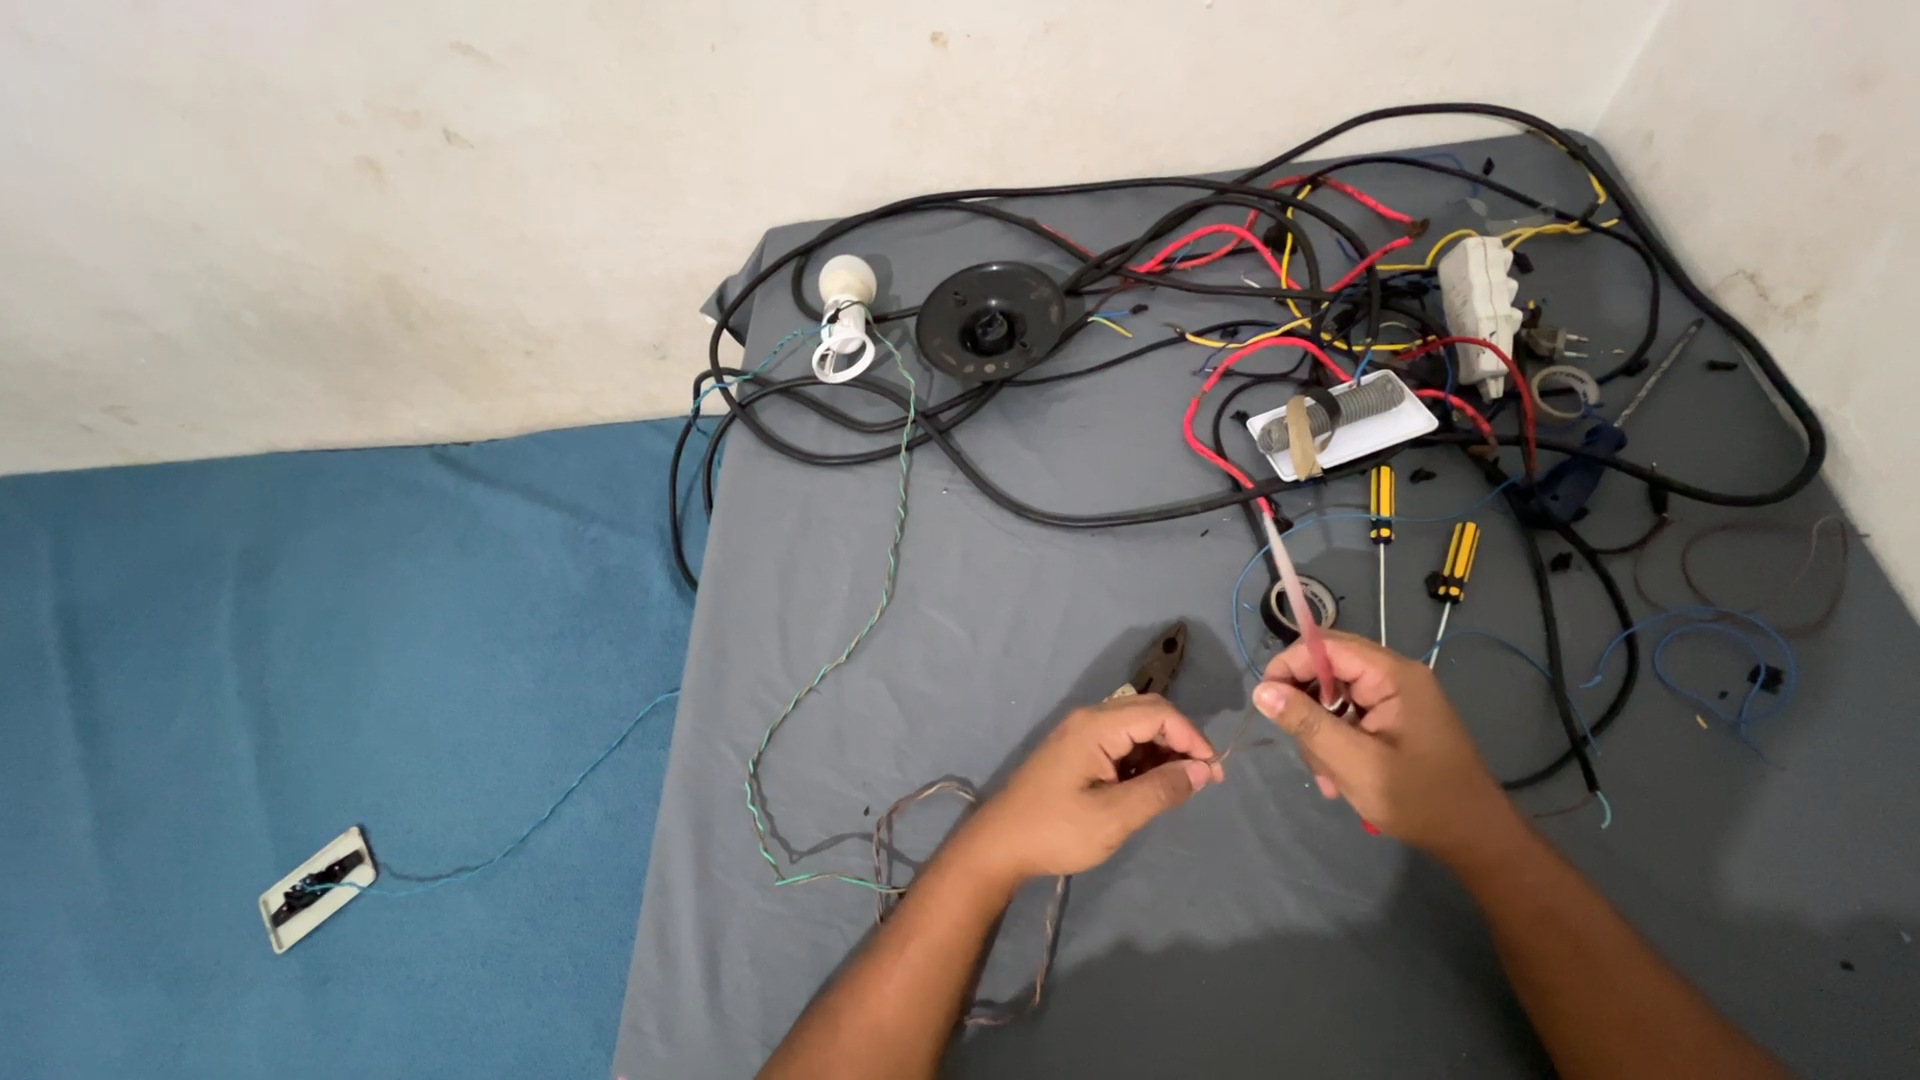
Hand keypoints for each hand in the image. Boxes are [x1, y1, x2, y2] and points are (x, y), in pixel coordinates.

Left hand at [955, 694, 1222, 881]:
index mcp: (1096, 726)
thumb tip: (1202, 770)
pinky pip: (1119, 741)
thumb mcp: (1114, 817)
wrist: (999, 844)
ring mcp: (1079, 734)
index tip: (1212, 774)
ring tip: (1178, 788)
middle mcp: (1088, 719)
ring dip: (1161, 750)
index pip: (1159, 712)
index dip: (1192, 737)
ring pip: (1134, 726)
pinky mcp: (1075, 751)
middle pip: (1148, 712)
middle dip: (1180, 740)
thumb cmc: (1056, 831)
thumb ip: (1160, 790)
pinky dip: (1141, 758)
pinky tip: (1149, 787)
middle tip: (1201, 780)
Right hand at [1251, 630, 1519, 863]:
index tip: (1265, 701)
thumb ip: (1307, 723)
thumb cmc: (1419, 799)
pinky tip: (1337, 774)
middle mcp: (1395, 676)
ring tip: (1328, 774)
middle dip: (1305, 704)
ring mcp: (1394, 698)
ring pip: (1331, 694)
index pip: (1326, 646)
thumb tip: (1261, 690)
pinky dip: (1333, 740)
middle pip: (1327, 668)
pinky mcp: (1391, 718)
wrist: (1474, 838)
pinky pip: (1346, 714)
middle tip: (1300, 743)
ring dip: (1318, 730)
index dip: (1289, 666)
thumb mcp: (1354, 763)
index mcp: (1393, 676)